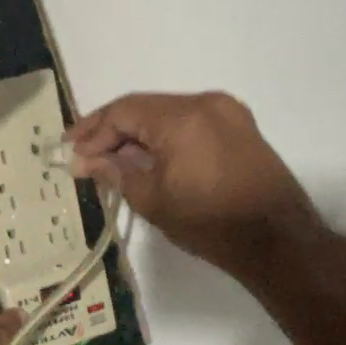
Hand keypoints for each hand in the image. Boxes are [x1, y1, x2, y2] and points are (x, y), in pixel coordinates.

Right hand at [69, 91, 325, 278]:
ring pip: (164, 113)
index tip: (68, 153)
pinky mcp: (237, 128)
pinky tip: (142, 157)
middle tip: (82, 154)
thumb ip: (114, 171)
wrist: (276, 240)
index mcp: (182, 119)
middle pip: (143, 108)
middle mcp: (206, 104)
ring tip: (107, 159)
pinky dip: (160, 136)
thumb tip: (84, 161)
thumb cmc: (207, 221)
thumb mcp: (150, 199)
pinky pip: (186, 122)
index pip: (123, 112)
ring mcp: (226, 113)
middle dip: (109, 130)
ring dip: (133, 134)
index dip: (91, 131)